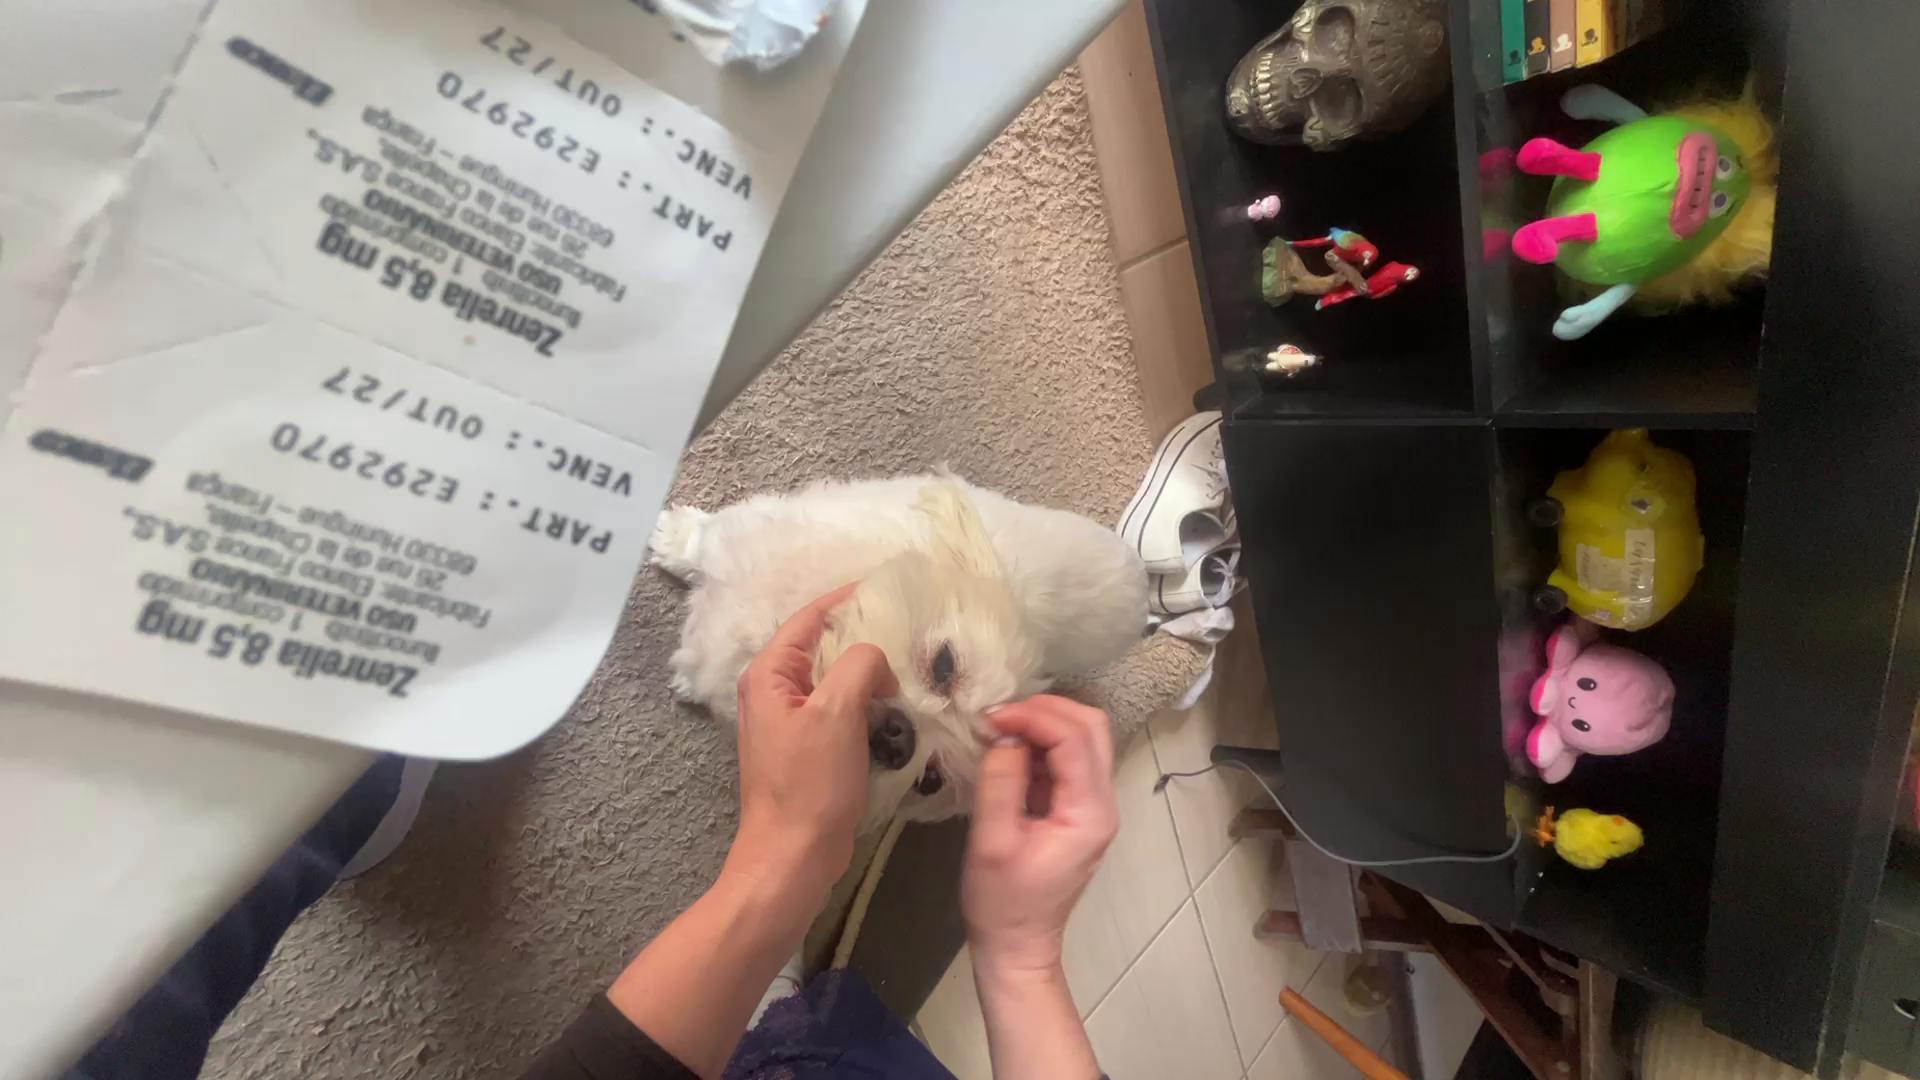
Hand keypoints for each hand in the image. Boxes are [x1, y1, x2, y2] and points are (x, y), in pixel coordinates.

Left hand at [727, 584, 896, 901]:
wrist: (793, 858)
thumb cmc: (811, 782)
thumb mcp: (837, 712)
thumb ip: (859, 665)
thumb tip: (877, 660)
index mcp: (770, 674)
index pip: (809, 618)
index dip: (846, 599)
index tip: (886, 590)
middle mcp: (774, 690)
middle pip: (822, 646)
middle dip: (862, 636)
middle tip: (907, 628)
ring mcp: (790, 720)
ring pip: (834, 678)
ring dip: (868, 671)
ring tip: (908, 663)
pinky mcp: (808, 745)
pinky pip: (840, 707)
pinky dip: (866, 700)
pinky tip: (895, 704)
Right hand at [962, 696, 1118, 979]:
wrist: (1016, 946)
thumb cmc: (1001, 902)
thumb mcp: (991, 842)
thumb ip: (1000, 781)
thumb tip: (1006, 734)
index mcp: (1089, 813)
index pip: (1074, 739)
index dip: (1033, 716)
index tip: (990, 718)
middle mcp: (1102, 802)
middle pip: (1091, 727)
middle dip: (1046, 708)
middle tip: (1000, 715)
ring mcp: (1094, 803)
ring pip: (1084, 736)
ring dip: (1044, 721)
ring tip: (1001, 727)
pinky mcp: (1077, 805)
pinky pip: (1069, 755)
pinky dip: (1041, 740)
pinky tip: (1009, 747)